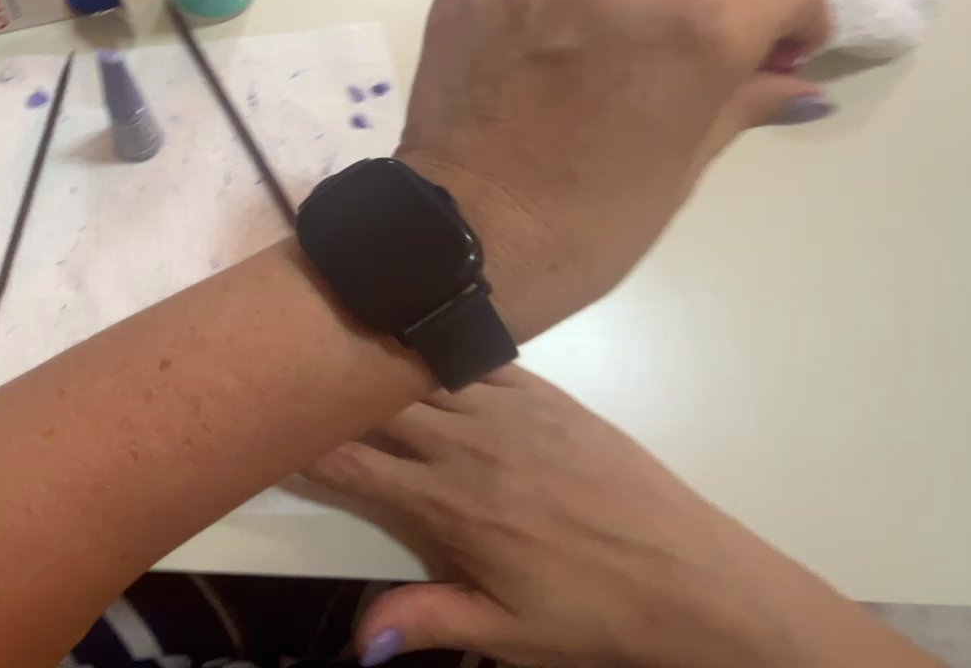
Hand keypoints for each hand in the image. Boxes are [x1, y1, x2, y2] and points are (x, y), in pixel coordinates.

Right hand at [307, 367, 944, 667]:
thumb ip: (429, 621)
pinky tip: (414, 333)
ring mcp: (505, 410)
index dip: (301, 446)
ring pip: (416, 373)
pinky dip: (435, 349)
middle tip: (288, 373)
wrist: (704, 583)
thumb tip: (357, 640)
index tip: (266, 427)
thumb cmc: (598, 617)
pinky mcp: (543, 392)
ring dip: (373, 363)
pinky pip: (473, 357)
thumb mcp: (512, 635)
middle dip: (325, 392)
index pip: (351, 465)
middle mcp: (465, 445)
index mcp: (448, 505)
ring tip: (337, 340)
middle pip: (373, 406)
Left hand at [396, 0, 828, 341]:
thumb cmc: (585, 225)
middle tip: (662, 57)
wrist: (464, 238)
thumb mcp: (681, 168)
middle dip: (698, 7)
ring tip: (592, 15)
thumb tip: (795, 80)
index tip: (765, 55)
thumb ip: (739, 101)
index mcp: (698, 22)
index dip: (787, 21)